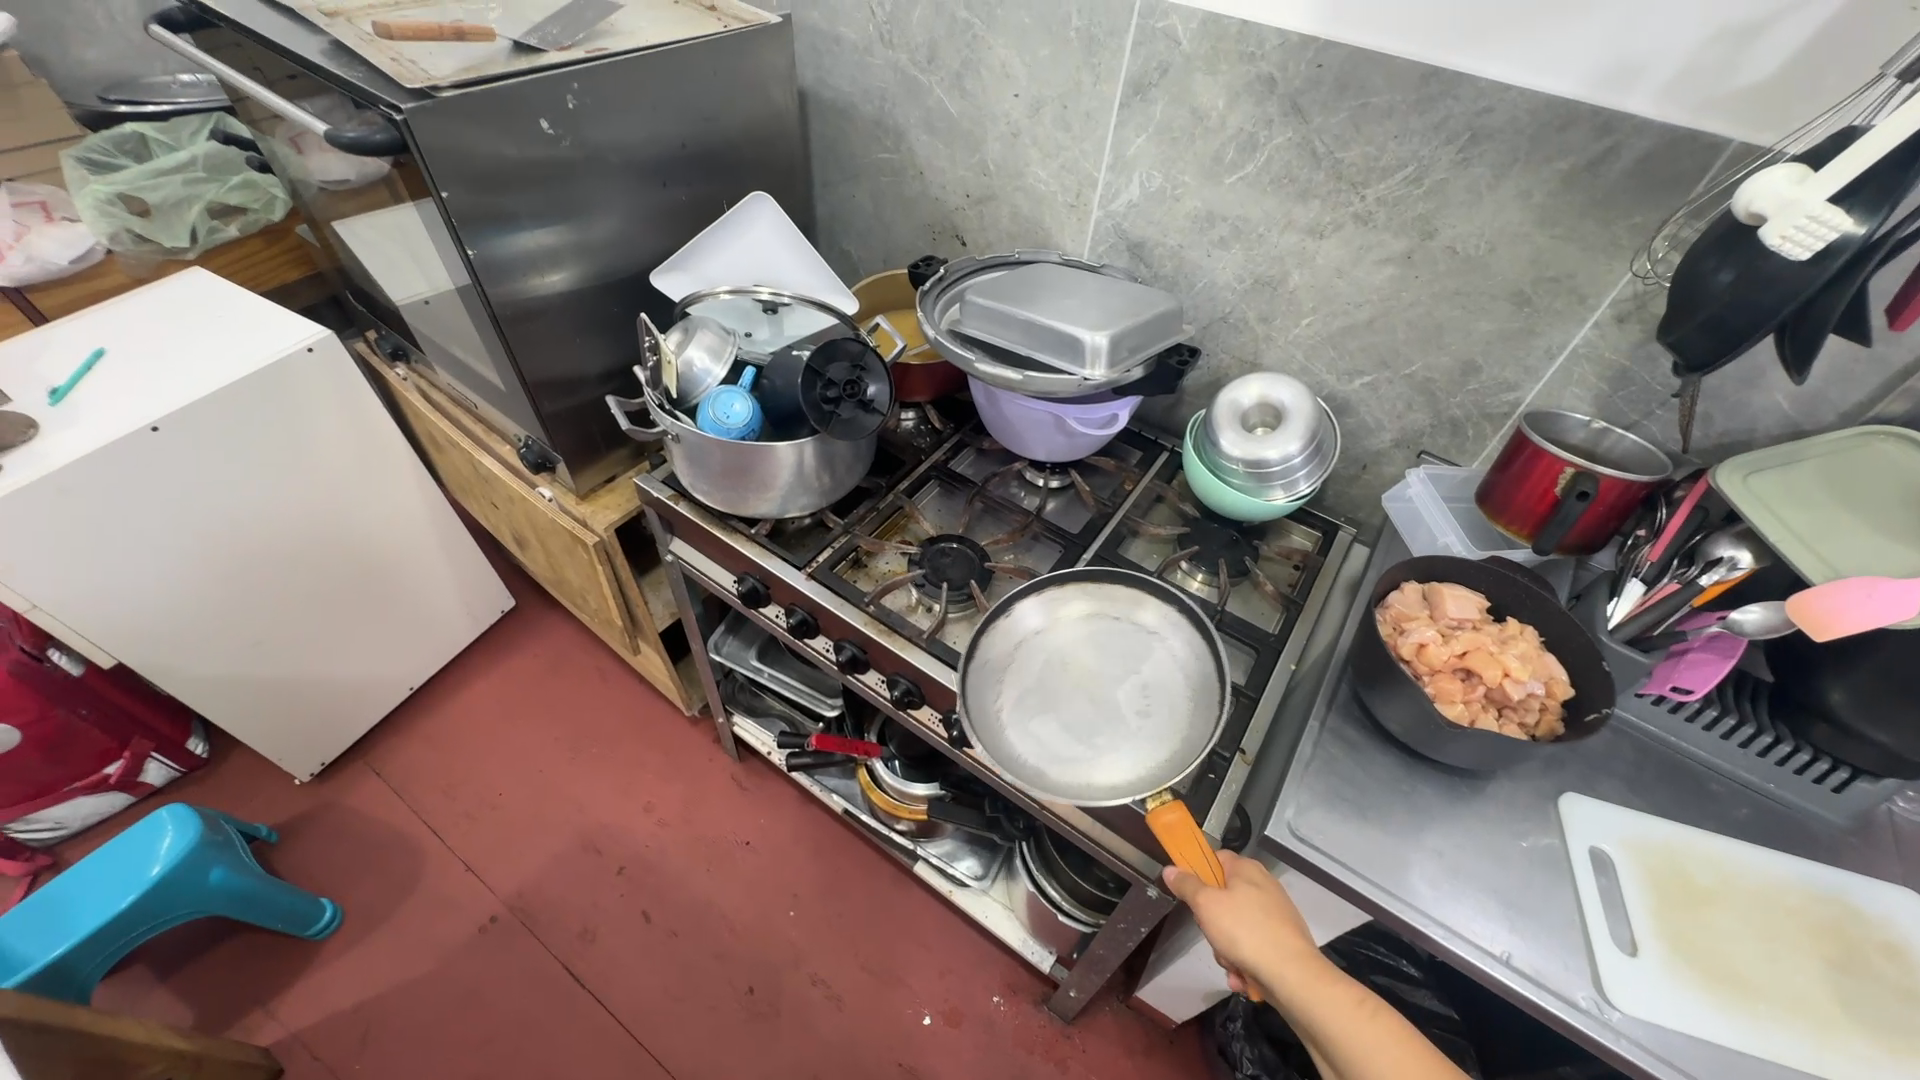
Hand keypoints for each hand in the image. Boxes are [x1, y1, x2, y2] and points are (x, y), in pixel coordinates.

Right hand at [1162, 850, 1328, 1000]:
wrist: (1293, 976)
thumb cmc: (1245, 931)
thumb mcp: (1205, 905)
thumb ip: (1186, 885)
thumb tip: (1170, 869)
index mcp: (1247, 869)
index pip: (1215, 858)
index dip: (1199, 872)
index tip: (1189, 892)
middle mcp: (1264, 886)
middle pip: (1223, 897)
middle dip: (1212, 922)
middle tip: (1210, 932)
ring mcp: (1275, 915)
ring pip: (1235, 927)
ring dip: (1226, 948)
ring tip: (1231, 962)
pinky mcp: (1282, 941)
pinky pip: (1252, 946)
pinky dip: (1244, 961)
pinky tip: (1243, 976)